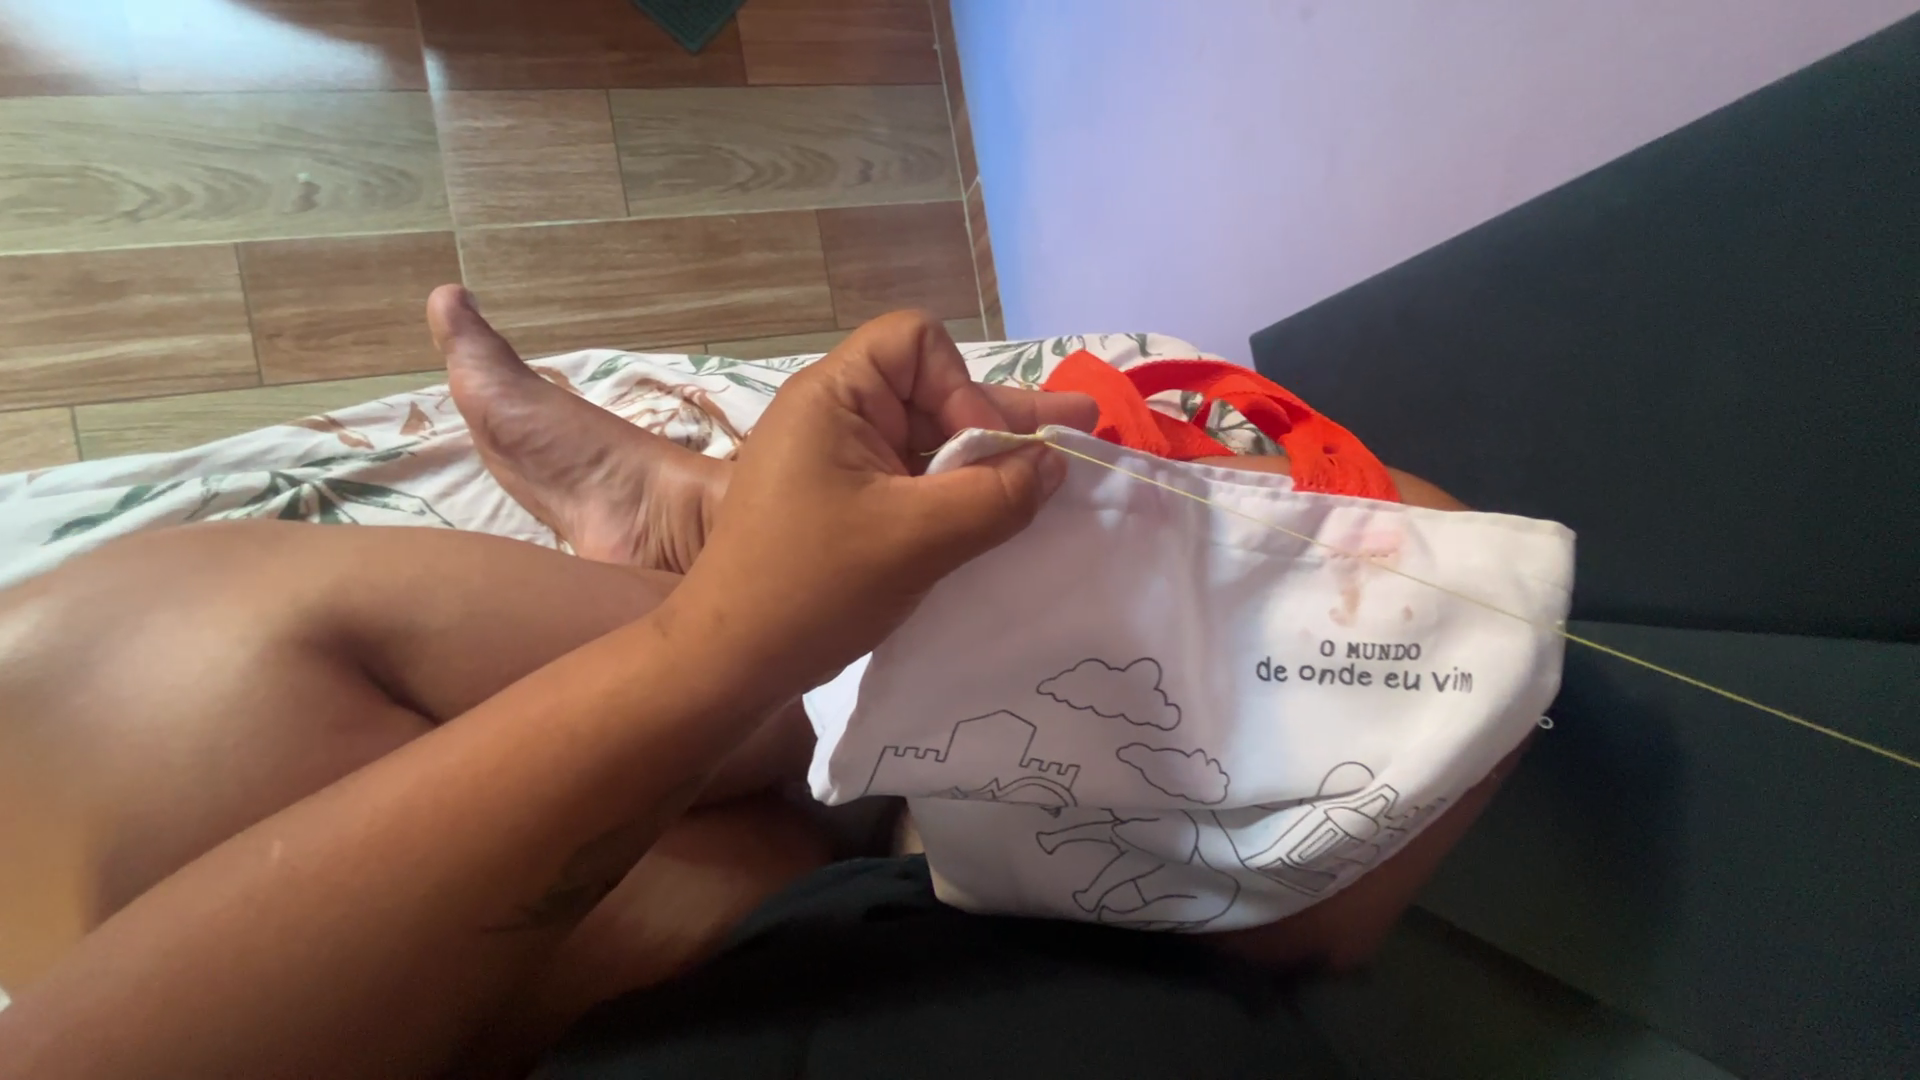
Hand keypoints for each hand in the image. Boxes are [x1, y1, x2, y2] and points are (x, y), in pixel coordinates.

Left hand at [663, 311, 1096, 698]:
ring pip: (928, 445)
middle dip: (1004, 418)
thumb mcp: (918, 538)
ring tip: (1060, 469)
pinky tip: (1004, 512)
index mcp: (834, 398)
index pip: (916, 344)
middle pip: (932, 395)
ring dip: (988, 460)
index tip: (980, 451)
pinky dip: (958, 495)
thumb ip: (996, 495)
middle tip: (1080, 427)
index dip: (962, 388)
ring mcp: (841, 465)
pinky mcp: (847, 507)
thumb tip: (1053, 463)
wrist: (732, 664)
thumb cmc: (814, 588)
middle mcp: (836, 419)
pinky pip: (914, 484)